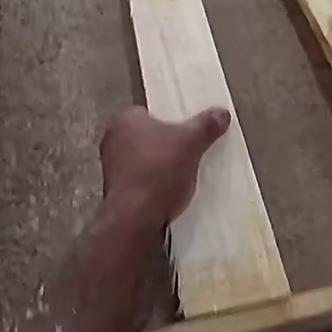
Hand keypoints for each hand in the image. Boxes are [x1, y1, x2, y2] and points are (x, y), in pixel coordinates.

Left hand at [99, 106, 230, 231]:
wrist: (136, 219)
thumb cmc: (159, 171)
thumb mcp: (191, 143)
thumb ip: (206, 125)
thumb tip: (222, 112)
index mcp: (124, 120)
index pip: (149, 111)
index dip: (169, 119)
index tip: (187, 130)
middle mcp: (111, 140)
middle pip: (146, 136)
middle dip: (165, 143)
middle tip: (189, 150)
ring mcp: (110, 168)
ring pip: (142, 160)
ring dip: (159, 165)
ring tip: (183, 173)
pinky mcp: (115, 192)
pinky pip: (139, 181)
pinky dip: (152, 184)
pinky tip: (170, 192)